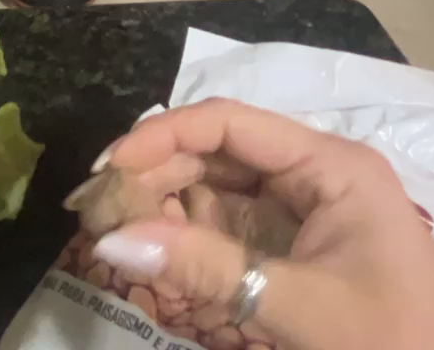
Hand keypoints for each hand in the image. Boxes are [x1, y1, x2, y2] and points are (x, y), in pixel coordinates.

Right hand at [88, 98, 433, 349]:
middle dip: (158, 173)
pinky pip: (230, 222)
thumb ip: (205, 268)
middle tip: (104, 207)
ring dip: (169, 203)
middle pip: (215, 151)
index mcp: (330, 164)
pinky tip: (161, 248)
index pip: (225, 123)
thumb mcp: (303, 310)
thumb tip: (107, 240)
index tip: (110, 168)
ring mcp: (307, 209)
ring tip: (122, 228)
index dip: (160, 135)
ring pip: (217, 184)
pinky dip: (192, 232)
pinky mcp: (298, 245)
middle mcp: (315, 172)